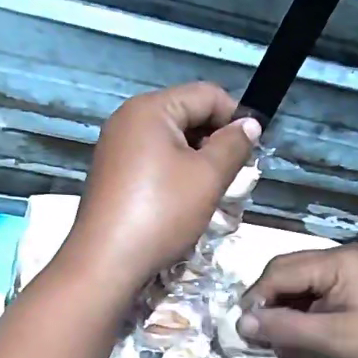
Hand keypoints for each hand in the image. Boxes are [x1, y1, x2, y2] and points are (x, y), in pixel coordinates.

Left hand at [57, 82, 260, 291]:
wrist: (105, 263)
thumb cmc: (160, 214)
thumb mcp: (208, 177)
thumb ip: (233, 145)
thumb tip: (249, 123)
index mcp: (149, 109)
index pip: (206, 94)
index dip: (235, 117)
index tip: (252, 150)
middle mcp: (127, 121)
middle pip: (186, 116)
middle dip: (214, 142)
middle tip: (231, 177)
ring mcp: (114, 149)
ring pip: (169, 143)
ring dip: (195, 163)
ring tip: (208, 193)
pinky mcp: (110, 176)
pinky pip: (151, 163)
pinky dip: (172, 176)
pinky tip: (180, 204)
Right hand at [237, 244, 357, 357]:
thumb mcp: (329, 338)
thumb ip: (283, 328)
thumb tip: (241, 324)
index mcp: (336, 260)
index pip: (278, 272)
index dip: (256, 299)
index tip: (245, 330)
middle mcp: (343, 255)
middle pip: (288, 271)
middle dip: (269, 302)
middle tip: (260, 333)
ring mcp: (354, 267)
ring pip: (302, 281)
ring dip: (287, 307)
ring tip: (282, 336)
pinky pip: (320, 288)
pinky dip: (306, 308)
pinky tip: (305, 330)